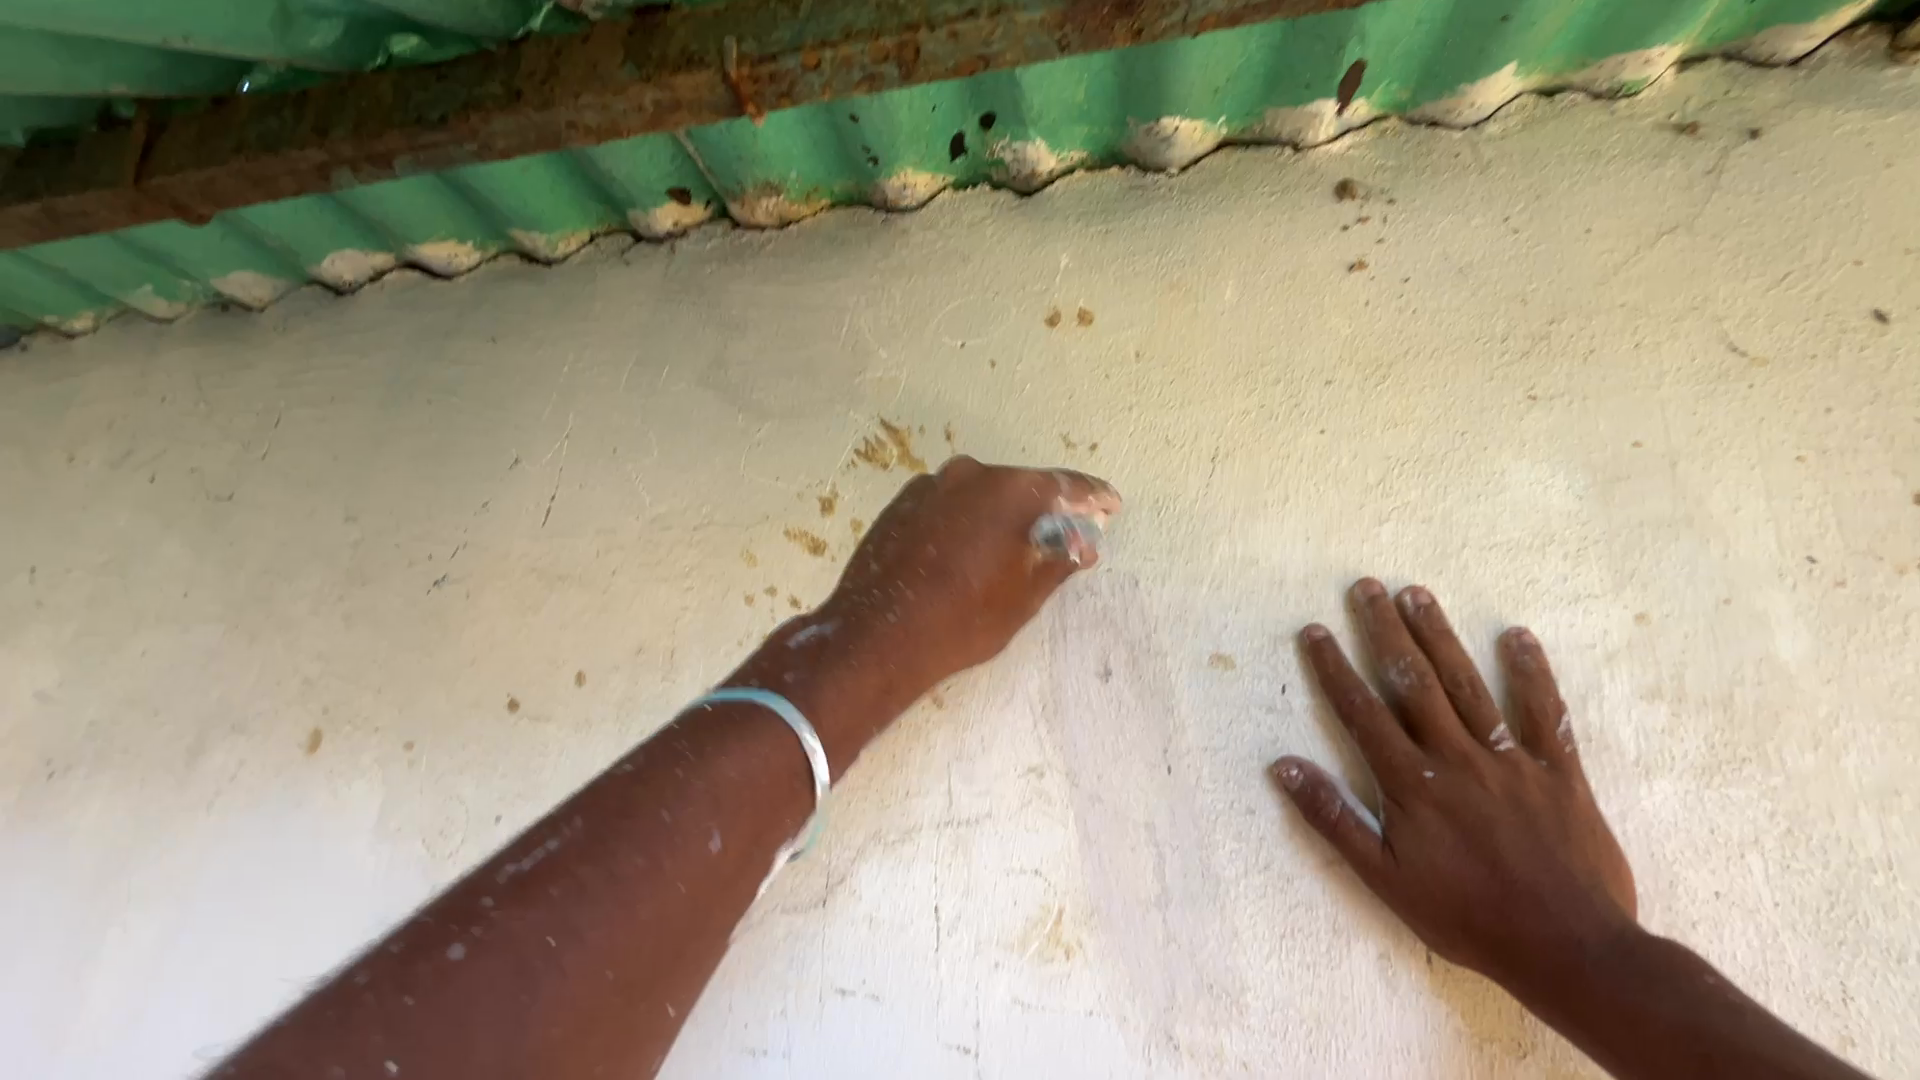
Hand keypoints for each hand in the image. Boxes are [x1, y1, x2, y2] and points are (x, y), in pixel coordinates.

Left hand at [823, 456, 1120, 696]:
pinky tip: (973, 546)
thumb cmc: (963, 619)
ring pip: (981, 494)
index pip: (1064, 485)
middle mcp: (967, 474)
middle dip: (1047, 506)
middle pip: (1021, 485)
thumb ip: (1060, 558)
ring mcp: (928, 487)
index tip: (1110, 504)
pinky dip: (969, 519)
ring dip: (1003, 513)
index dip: (1092, 497)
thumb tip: (1084, 541)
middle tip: (1069, 526)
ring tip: (1019, 541)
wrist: (876, 638)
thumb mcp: (1025, 596)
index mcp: (1007, 489)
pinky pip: (950, 505)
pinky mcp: (900, 506)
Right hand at [1272, 579, 1636, 997]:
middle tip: (1367, 586)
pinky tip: (1517, 637)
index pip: (1361, 712)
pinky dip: (1532, 674)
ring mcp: (1511, 761)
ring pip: (1468, 686)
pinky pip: (1546, 714)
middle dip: (1386, 631)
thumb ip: (1332, 818)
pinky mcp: (1560, 772)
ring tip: (1418, 594)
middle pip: (1413, 682)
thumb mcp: (1383, 878)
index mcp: (1411, 783)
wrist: (1572, 951)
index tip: (1315, 630)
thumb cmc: (1466, 916)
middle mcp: (1456, 758)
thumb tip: (1282, 767)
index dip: (1334, 668)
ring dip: (1440, 637)